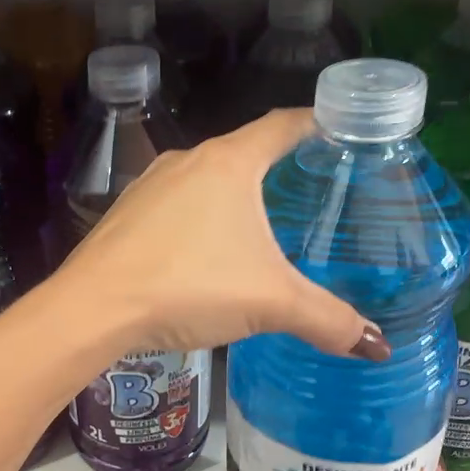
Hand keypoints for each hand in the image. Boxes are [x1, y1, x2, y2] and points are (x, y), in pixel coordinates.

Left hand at [51, 110, 386, 358]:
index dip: (318, 124)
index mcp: (229, 163)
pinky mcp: (126, 213)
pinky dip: (201, 216)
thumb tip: (377, 346)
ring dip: (237, 195)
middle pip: (246, 151)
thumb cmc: (187, 286)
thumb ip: (327, 320)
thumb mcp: (269, 303)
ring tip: (266, 224)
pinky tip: (208, 250)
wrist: (92, 308)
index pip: (283, 124)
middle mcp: (187, 160)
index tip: (345, 134)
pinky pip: (176, 204)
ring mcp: (150, 185)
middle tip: (316, 192)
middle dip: (281, 167)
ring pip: (207, 179)